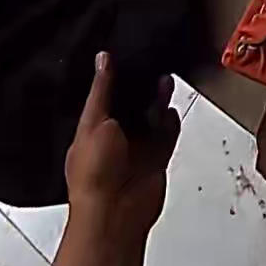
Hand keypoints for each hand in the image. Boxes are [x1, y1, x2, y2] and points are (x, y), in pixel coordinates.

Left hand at [65, 51, 180, 237]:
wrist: (116, 214)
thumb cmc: (94, 173)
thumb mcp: (94, 122)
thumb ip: (102, 90)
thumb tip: (103, 58)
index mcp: (94, 128)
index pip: (106, 95)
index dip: (115, 76)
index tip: (125, 52)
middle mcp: (116, 136)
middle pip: (132, 102)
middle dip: (142, 85)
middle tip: (151, 61)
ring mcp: (138, 147)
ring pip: (152, 114)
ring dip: (158, 98)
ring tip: (165, 78)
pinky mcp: (157, 156)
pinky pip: (167, 133)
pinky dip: (171, 120)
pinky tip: (171, 107)